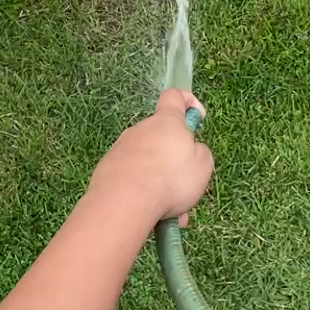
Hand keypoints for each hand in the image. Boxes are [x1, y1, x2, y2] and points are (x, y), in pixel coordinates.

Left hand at [89, 89, 213, 225]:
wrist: (124, 202)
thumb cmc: (170, 179)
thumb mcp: (203, 166)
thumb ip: (200, 152)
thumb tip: (192, 150)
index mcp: (166, 122)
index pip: (174, 96)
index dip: (188, 102)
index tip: (197, 118)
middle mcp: (141, 129)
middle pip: (161, 136)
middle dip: (174, 159)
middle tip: (185, 184)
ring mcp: (121, 148)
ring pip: (147, 161)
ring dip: (160, 180)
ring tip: (171, 209)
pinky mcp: (107, 168)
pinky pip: (131, 176)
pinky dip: (142, 190)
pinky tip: (150, 213)